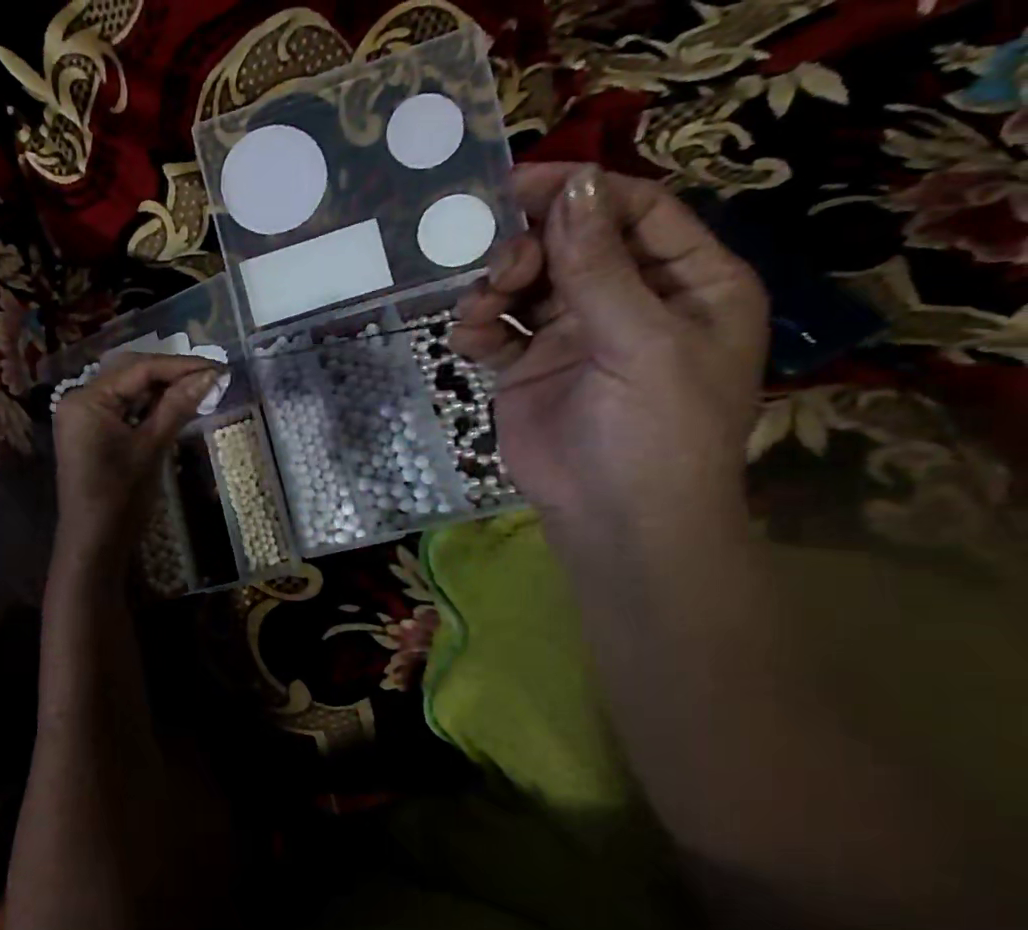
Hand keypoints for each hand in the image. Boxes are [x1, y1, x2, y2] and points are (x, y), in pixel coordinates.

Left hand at [52, 354, 217, 566]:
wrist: (93, 542)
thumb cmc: (119, 497)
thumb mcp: (151, 448)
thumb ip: (177, 406)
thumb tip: (210, 375)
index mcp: (86, 399)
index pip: (138, 368)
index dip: (180, 366)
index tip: (218, 367)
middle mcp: (78, 400)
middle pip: (129, 372)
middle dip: (170, 374)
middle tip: (211, 377)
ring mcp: (81, 417)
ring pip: (126, 390)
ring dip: (160, 389)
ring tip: (199, 389)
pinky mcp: (88, 432)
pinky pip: (120, 408)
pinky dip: (146, 406)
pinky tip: (173, 406)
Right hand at [449, 164, 768, 539]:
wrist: (614, 517)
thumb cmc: (656, 429)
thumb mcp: (642, 342)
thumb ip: (601, 270)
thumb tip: (573, 191)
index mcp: (687, 282)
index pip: (635, 212)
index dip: (581, 194)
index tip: (519, 187)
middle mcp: (629, 300)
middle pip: (571, 245)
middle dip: (528, 247)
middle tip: (497, 267)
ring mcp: (573, 336)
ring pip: (526, 286)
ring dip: (495, 288)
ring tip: (478, 311)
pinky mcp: (527, 369)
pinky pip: (496, 332)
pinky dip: (477, 329)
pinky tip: (467, 341)